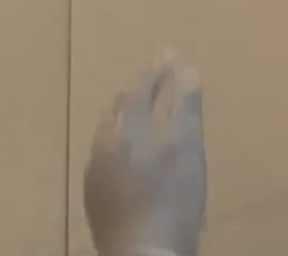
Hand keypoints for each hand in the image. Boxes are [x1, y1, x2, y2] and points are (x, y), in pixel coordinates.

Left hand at [84, 55, 207, 255]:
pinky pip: (111, 151)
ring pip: (113, 131)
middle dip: (141, 89)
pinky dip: (127, 136)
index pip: (139, 90)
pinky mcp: (99, 196)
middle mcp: (104, 149)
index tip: (170, 51)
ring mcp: (98, 175)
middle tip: (160, 72)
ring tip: (150, 104)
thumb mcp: (189, 146)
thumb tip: (187, 71)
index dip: (157, 70)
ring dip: (132, 112)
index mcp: (125, 133)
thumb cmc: (173, 196)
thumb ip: (187, 107)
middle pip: (120, 110)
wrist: (145, 255)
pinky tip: (139, 145)